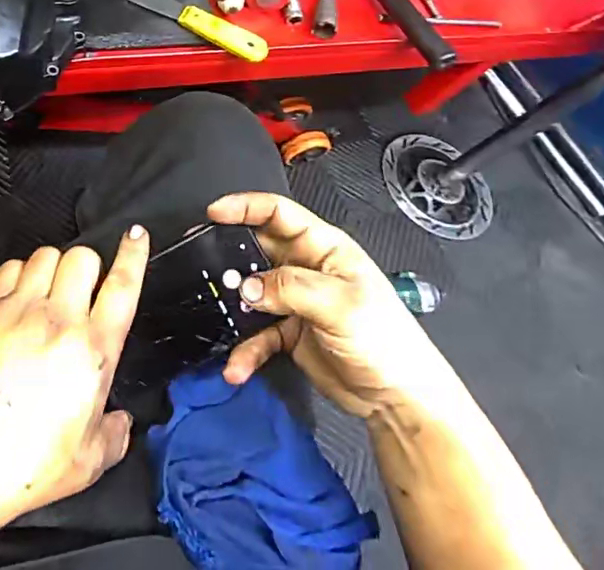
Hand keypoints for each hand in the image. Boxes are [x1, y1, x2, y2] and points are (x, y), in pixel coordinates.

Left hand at [0, 227, 148, 525]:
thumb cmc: (23, 465)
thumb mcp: (88, 461)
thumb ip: (115, 435)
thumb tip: (122, 423)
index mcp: (94, 350)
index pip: (123, 283)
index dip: (134, 253)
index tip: (136, 236)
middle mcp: (60, 322)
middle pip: (82, 257)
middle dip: (89, 264)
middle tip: (84, 285)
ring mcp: (20, 314)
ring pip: (45, 255)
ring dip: (54, 265)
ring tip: (52, 286)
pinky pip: (7, 269)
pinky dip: (17, 272)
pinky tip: (19, 291)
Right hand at [210, 192, 457, 418]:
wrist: (397, 397)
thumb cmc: (385, 339)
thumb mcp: (341, 305)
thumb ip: (292, 289)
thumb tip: (247, 286)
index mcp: (324, 247)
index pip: (279, 214)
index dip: (246, 207)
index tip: (215, 212)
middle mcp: (307, 268)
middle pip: (259, 250)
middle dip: (231, 258)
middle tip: (206, 269)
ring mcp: (297, 301)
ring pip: (253, 293)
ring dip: (235, 308)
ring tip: (220, 319)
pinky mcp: (291, 332)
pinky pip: (258, 333)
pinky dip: (245, 348)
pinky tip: (238, 366)